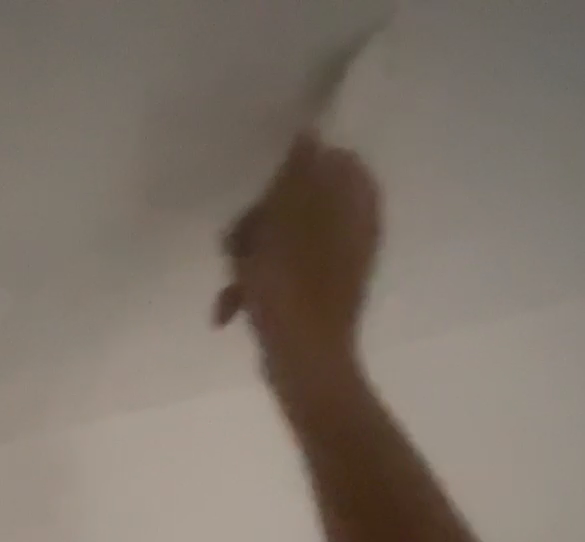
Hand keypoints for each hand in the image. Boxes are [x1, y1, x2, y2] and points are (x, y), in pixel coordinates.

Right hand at [215, 131, 381, 390]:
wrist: (304, 365)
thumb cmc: (293, 289)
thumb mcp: (286, 219)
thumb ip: (298, 172)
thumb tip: (308, 133)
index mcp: (356, 204)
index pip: (328, 160)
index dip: (287, 173)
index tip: (259, 192)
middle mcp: (352, 229)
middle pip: (295, 202)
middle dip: (257, 223)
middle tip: (235, 245)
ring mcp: (334, 266)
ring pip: (280, 241)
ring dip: (248, 259)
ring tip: (231, 284)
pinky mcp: (314, 297)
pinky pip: (280, 276)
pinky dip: (255, 288)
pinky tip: (229, 310)